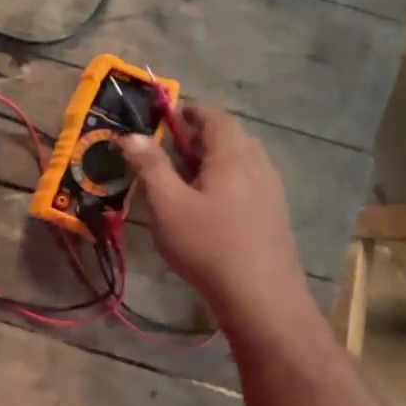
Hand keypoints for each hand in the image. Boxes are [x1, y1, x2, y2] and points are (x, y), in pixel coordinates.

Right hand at [118, 107, 306, 318]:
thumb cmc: (207, 245)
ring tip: (186, 174)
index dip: (191, 111)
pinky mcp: (274, 212)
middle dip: (201, 134)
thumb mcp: (167, 205)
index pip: (215, 118)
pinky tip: (210, 201)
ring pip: (243, 158)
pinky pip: (250, 179)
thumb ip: (150, 166)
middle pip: (232, 135)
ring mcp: (271, 189)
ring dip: (215, 156)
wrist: (260, 294)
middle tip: (170, 147)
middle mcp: (258, 165)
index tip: (166, 116)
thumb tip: (130, 134)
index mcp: (232, 156)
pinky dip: (227, 176)